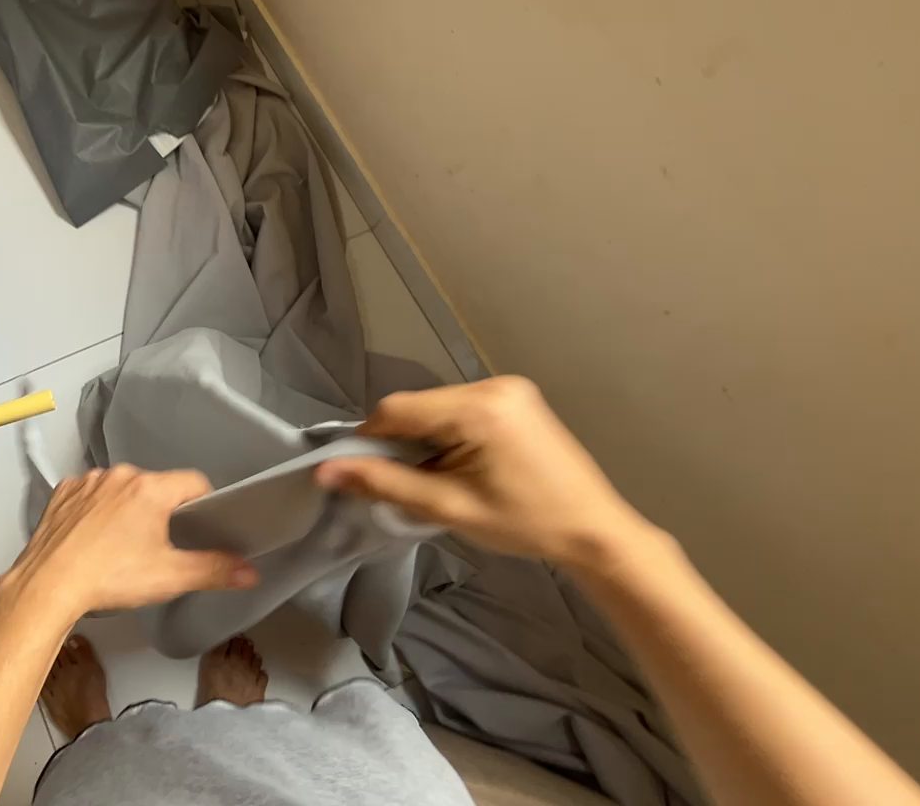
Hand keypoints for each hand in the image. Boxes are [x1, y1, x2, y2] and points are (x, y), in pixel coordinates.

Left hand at [1, 464, 258, 619]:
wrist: (51, 582)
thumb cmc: (108, 577)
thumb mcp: (170, 577)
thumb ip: (214, 570)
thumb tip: (247, 571)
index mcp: (150, 489)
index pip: (193, 482)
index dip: (203, 501)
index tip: (201, 521)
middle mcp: (119, 476)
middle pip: (156, 486)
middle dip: (162, 510)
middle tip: (158, 545)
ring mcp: (89, 481)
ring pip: (121, 488)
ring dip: (127, 508)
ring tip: (121, 545)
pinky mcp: (65, 491)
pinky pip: (91, 493)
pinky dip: (97, 509)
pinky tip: (95, 537)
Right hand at [316, 376, 658, 568]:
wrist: (597, 533)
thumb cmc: (524, 524)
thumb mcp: (446, 508)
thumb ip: (382, 482)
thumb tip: (322, 471)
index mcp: (478, 409)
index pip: (396, 409)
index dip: (373, 440)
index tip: (374, 473)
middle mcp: (492, 385)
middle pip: (416, 406)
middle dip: (404, 441)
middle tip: (416, 480)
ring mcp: (507, 387)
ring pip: (433, 406)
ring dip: (425, 436)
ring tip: (443, 474)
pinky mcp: (515, 396)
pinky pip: (457, 406)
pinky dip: (447, 431)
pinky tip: (463, 460)